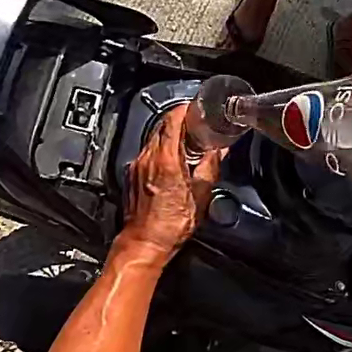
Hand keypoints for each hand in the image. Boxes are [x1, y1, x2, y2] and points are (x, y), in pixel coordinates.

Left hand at [117, 103, 223, 258]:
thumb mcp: (202, 194)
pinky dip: (160, 151)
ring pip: (153, 139)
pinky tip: (172, 162)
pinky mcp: (131, 175)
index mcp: (166, 159)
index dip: (184, 109)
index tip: (195, 108)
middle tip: (195, 124)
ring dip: (169, 136)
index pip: (172, 120)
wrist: (145, 243)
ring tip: (186, 144)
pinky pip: (147, 153)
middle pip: (161, 126)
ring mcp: (137, 165)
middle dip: (179, 121)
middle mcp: (148, 158)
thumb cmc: (171, 225)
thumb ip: (210, 166)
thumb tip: (220, 150)